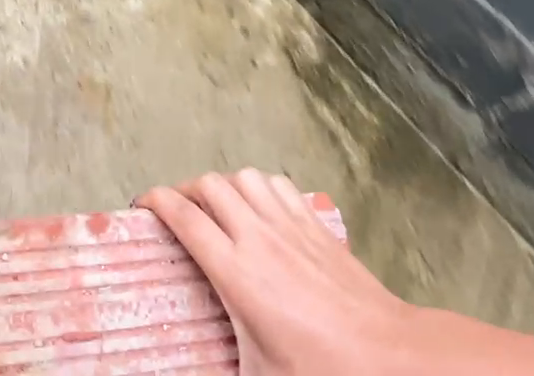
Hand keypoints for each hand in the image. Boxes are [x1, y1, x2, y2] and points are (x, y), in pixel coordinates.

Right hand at [138, 170, 412, 375]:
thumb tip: (185, 375)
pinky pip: (278, 185)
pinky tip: (259, 206)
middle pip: (208, 185)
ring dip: (223, 184)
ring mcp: (290, 226)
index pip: (183, 216)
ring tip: (216, 205)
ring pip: (243, 176)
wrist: (391, 357)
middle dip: (184, 190)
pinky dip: (260, 186)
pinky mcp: (316, 226)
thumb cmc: (323, 372)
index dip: (154, 202)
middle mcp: (258, 238)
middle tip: (176, 210)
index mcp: (236, 272)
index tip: (142, 207)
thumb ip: (219, 369)